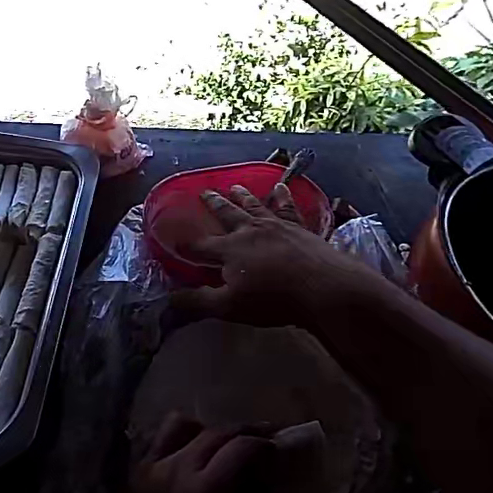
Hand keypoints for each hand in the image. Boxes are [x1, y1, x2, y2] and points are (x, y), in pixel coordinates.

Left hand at [122, 412, 272, 492]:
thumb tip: (262, 465)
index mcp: (203, 489)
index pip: (238, 448)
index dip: (260, 444)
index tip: (275, 445)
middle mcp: (174, 468)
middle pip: (213, 433)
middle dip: (240, 432)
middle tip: (260, 436)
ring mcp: (150, 464)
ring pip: (180, 424)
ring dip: (204, 430)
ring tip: (218, 442)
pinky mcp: (135, 468)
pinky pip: (158, 439)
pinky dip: (179, 441)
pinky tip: (191, 452)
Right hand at [172, 184, 394, 327]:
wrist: (323, 287)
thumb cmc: (273, 299)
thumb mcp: (229, 306)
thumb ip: (198, 301)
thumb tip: (169, 298)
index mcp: (228, 249)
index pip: (200, 246)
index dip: (185, 244)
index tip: (174, 238)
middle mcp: (249, 231)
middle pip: (226, 214)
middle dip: (213, 204)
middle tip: (204, 192)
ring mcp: (276, 226)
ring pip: (253, 205)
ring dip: (242, 196)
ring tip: (234, 186)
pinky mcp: (299, 228)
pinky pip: (287, 208)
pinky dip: (282, 197)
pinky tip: (280, 188)